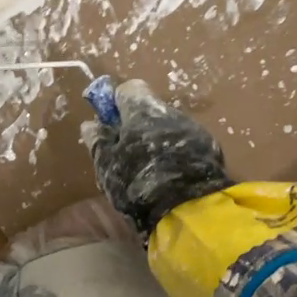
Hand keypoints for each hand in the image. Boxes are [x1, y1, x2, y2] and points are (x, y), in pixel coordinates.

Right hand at [81, 79, 234, 234]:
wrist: (187, 206)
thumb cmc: (137, 181)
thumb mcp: (106, 165)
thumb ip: (98, 142)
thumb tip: (90, 125)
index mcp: (141, 110)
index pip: (128, 89)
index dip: (116, 103)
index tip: (108, 124)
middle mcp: (169, 111)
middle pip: (148, 110)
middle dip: (135, 126)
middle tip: (124, 154)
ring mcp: (191, 129)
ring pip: (166, 128)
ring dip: (154, 142)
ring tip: (147, 171)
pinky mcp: (207, 148)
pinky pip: (183, 144)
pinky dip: (173, 155)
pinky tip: (167, 177)